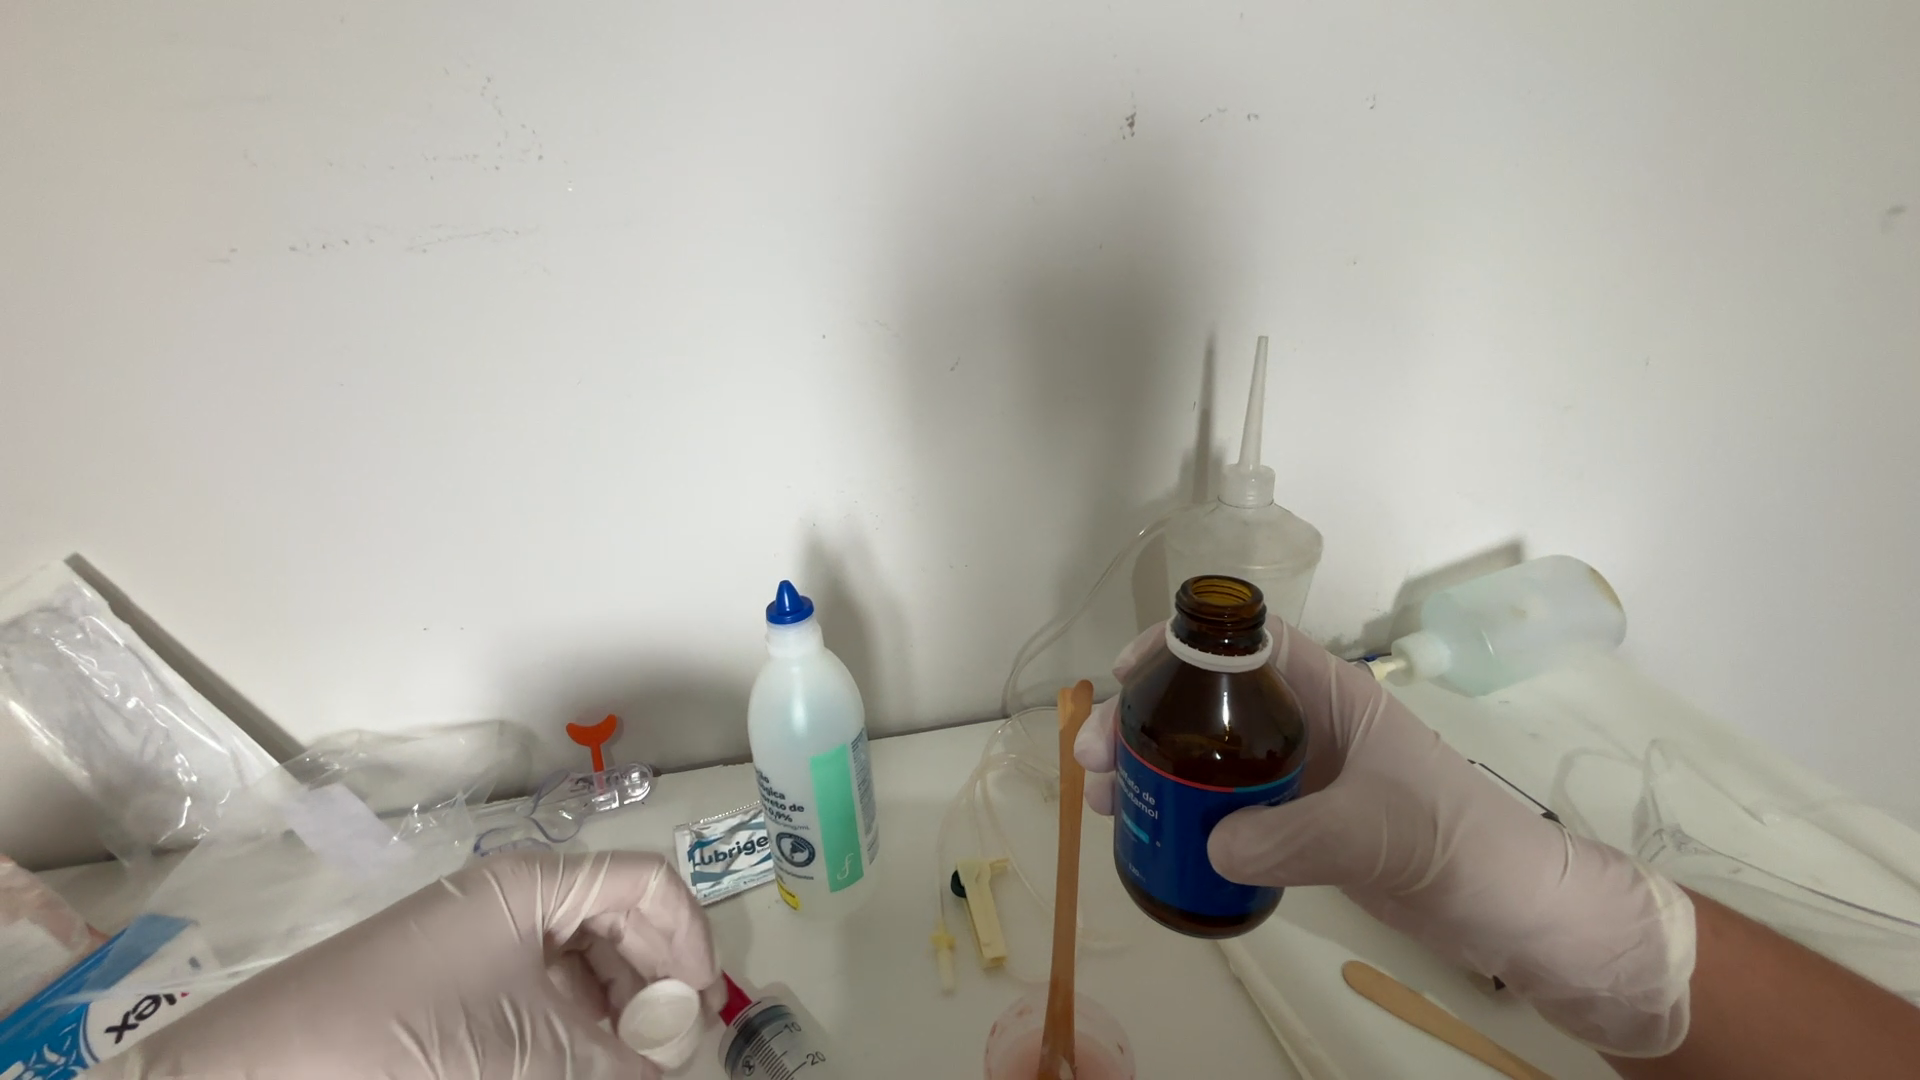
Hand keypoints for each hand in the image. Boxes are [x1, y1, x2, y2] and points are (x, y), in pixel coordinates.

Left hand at [101, 850, 719, 1078]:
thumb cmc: (399, 1043)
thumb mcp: (521, 1056)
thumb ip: (608, 1066)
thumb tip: (671, 1077)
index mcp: (537, 882)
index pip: (647, 882)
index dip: (688, 937)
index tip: (706, 1003)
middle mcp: (518, 894)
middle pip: (620, 914)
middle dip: (655, 977)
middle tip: (676, 1041)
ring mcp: (484, 933)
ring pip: (583, 953)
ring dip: (617, 1004)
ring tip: (633, 1058)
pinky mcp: (457, 975)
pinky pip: (542, 983)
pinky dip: (573, 1019)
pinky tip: (581, 1059)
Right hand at [1075, 620, 1695, 1056]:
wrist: (1516, 914)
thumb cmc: (1460, 845)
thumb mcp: (1377, 832)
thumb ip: (1293, 837)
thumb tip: (1209, 848)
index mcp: (1323, 692)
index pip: (1241, 639)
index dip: (1177, 642)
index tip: (1125, 674)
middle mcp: (1299, 720)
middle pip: (1202, 697)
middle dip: (1141, 717)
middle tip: (1095, 756)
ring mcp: (1291, 769)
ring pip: (1201, 750)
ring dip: (1148, 766)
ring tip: (1105, 798)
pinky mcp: (1289, 816)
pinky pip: (1218, 800)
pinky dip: (1177, 808)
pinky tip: (1148, 829)